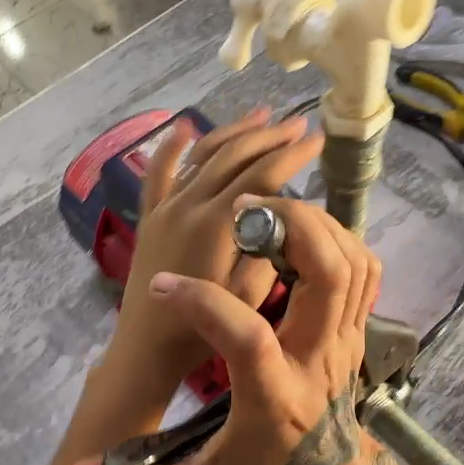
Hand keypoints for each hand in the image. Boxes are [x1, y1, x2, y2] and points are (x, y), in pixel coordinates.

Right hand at [72, 198, 382, 464]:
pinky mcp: (359, 327)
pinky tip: (300, 234)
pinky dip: (338, 237)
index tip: (161, 286)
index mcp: (275, 397)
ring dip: (314, 225)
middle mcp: (319, 359)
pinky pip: (364, 268)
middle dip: (290, 229)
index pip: (249, 338)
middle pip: (328, 277)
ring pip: (351, 264)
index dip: (204, 304)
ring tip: (267, 214)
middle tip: (242, 211)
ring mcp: (348, 339)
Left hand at [108, 109, 322, 379]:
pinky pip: (159, 173)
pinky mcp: (150, 218)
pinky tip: (183, 127)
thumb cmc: (200, 332)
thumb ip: (267, 254)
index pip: (262, 176)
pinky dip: (171, 147)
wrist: (146, 348)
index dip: (292, 155)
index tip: (317, 140)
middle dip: (269, 136)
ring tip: (260, 116)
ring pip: (201, 156)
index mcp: (216, 225)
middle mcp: (188, 205)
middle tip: (298, 125)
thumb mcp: (246, 298)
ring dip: (233, 133)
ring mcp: (165, 208)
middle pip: (233, 156)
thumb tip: (286, 221)